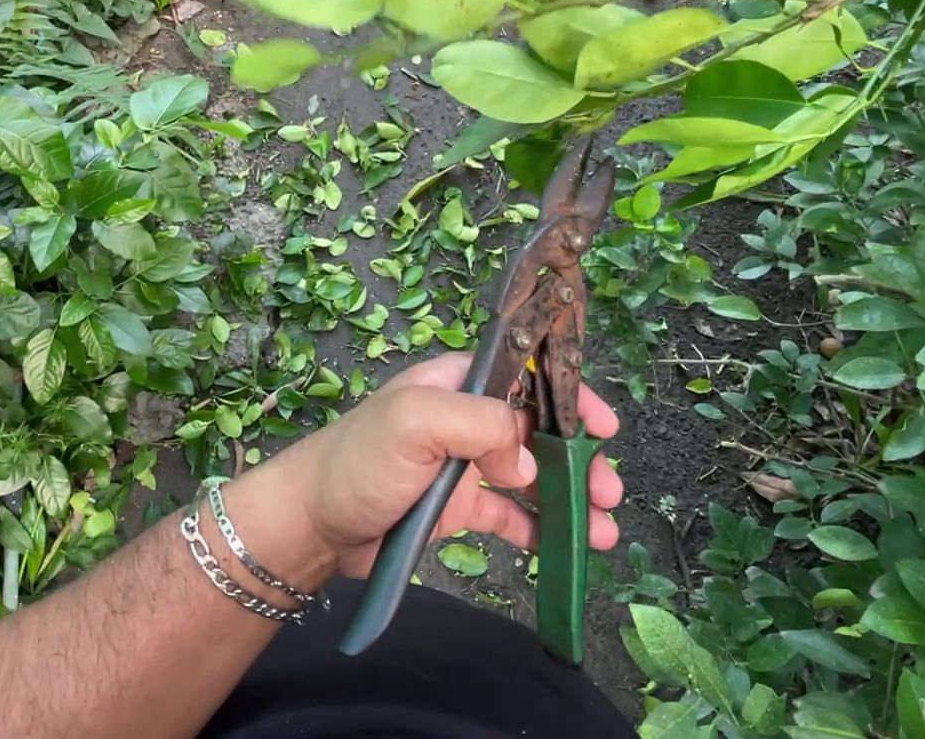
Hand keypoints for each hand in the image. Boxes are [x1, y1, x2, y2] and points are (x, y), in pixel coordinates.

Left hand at [228, 353, 623, 585]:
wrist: (316, 523)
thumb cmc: (360, 460)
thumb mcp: (415, 422)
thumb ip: (478, 423)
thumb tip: (526, 458)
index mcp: (457, 385)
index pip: (525, 376)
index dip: (569, 395)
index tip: (603, 425)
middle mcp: (466, 420)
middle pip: (538, 430)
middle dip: (578, 457)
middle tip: (608, 490)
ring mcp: (464, 465)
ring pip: (531, 475)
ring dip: (569, 497)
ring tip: (603, 527)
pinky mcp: (459, 507)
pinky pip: (510, 515)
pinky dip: (538, 529)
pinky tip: (561, 548)